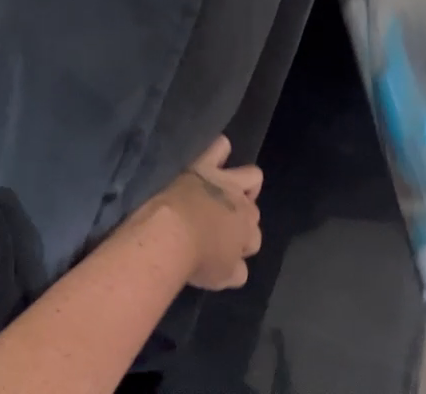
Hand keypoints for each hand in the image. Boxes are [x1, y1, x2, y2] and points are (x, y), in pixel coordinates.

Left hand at [137, 136, 263, 289]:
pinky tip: (220, 150)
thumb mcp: (221, 278)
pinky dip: (220, 149)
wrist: (171, 234)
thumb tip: (239, 268)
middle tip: (224, 228)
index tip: (225, 254)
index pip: (254, 241)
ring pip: (251, 176)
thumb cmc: (196, 261)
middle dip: (245, 219)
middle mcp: (243, 206)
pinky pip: (218, 148)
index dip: (240, 247)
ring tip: (230, 190)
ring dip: (245, 183)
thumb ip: (236, 271)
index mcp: (248, 233)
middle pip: (254, 211)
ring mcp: (225, 184)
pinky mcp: (203, 168)